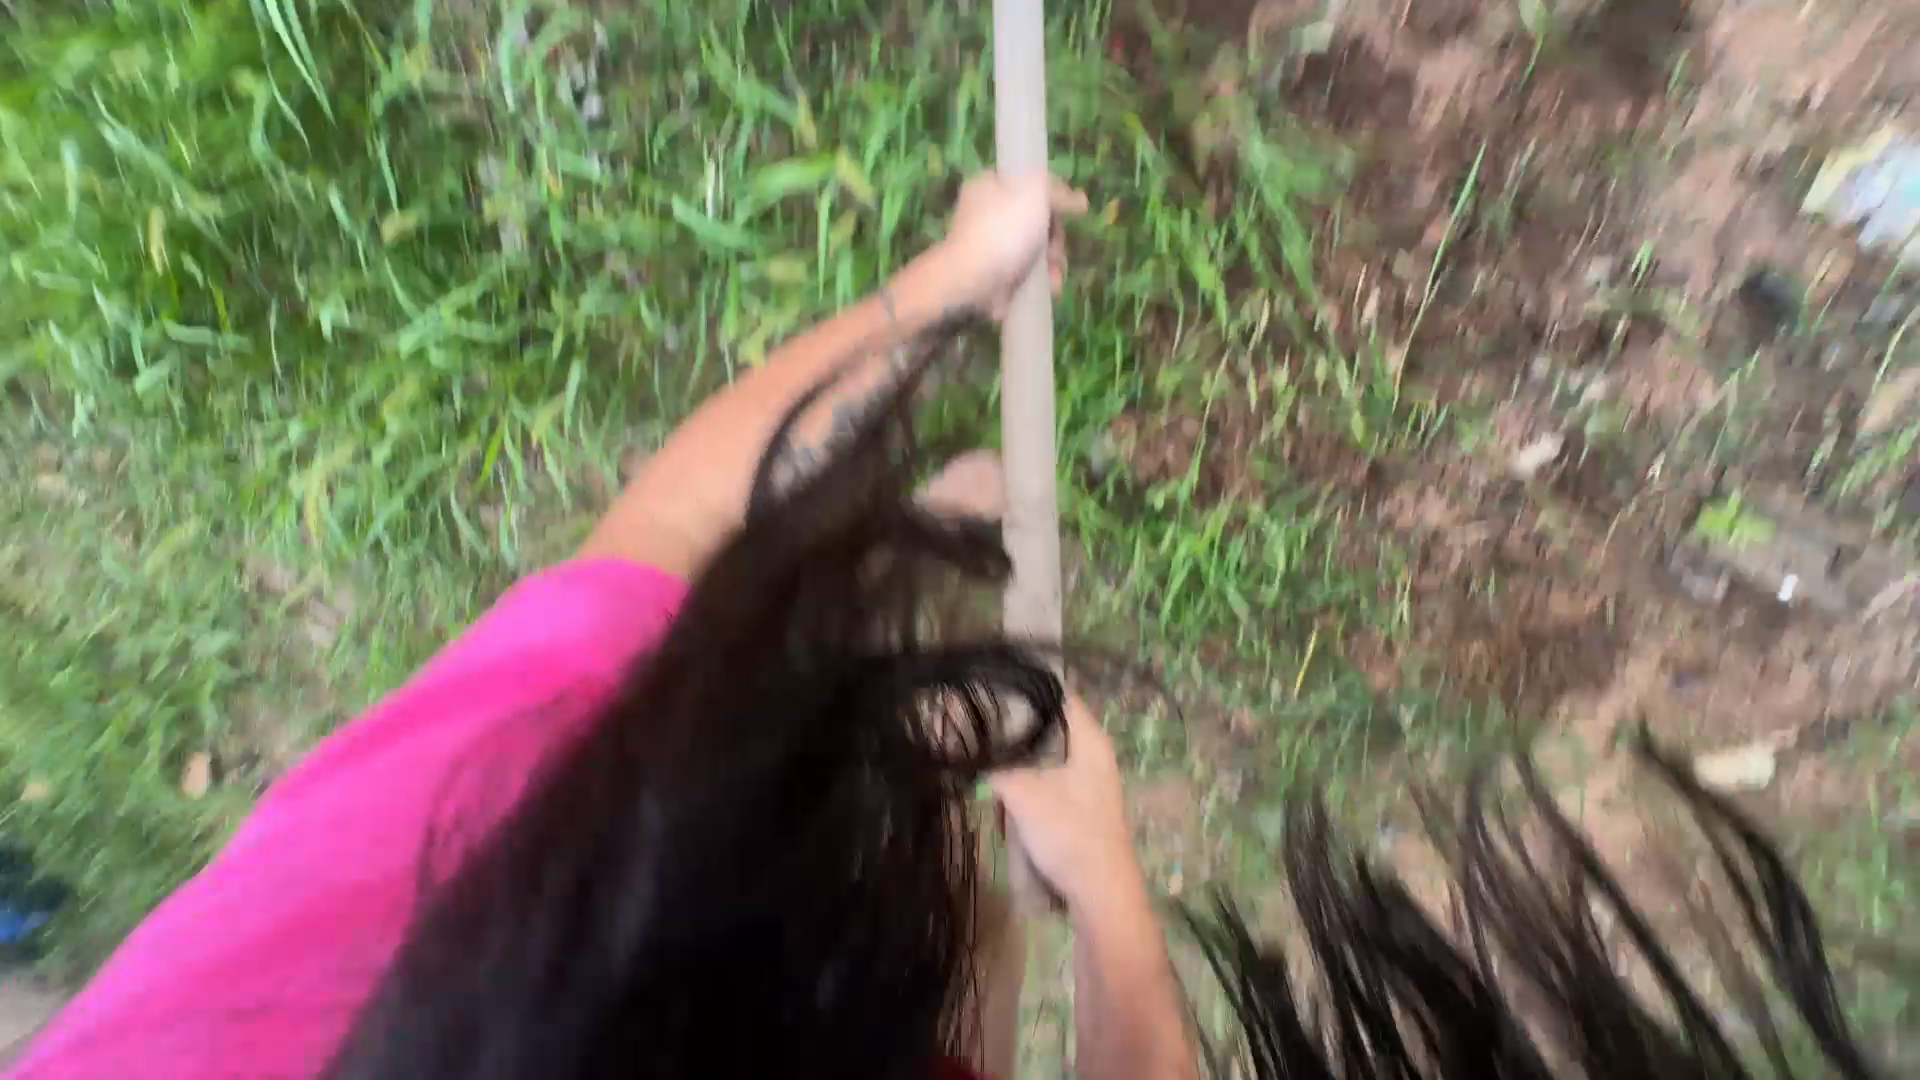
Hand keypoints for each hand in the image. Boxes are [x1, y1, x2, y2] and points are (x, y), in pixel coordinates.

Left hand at [938, 171, 1088, 318]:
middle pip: (1035, 223)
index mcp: (990, 186)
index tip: (1066, 216)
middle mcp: (986, 215)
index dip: (1052, 201)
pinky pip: (1023, 277)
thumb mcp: (1035, 195)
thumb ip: (1057, 192)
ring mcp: (988, 249)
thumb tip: (1079, 201)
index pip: (1029, 186)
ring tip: (1055, 279)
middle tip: (1056, 254)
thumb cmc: (1002, 232)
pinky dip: (1038, 283)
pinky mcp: (992, 279)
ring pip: (1032, 253)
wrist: (971, 283)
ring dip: (1051, 266)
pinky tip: (1049, 290)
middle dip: (1054, 241)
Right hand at [989, 695, 1145, 917]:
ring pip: (1045, 758)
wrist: (1101, 895)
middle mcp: (1093, 754)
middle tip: (982, 732)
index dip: (1026, 686)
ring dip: (1018, 767)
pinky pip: (1048, 783)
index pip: (1058, 693)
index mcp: (1089, 740)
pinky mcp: (1081, 807)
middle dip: (1014, 733)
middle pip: (1048, 726)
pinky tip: (1007, 805)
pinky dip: (1027, 789)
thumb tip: (965, 751)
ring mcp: (1089, 782)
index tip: (993, 685)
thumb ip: (993, 767)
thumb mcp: (1023, 794)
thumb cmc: (1069, 833)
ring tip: (990, 774)